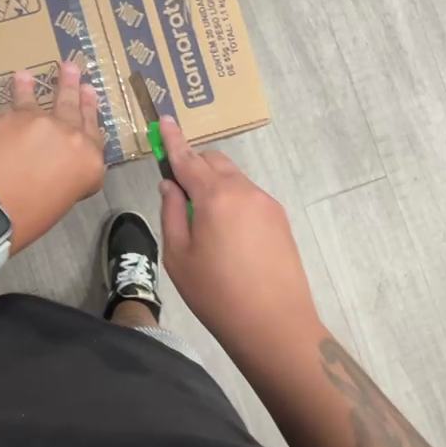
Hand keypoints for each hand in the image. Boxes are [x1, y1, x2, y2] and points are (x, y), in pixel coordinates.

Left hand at [0, 60, 106, 249]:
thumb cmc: (25, 219)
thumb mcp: (59, 201)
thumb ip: (65, 175)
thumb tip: (54, 165)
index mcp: (89, 165)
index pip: (94, 136)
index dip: (91, 116)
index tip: (90, 99)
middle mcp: (73, 138)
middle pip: (77, 111)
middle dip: (77, 91)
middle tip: (78, 73)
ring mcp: (43, 124)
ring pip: (52, 98)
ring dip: (58, 81)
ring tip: (62, 66)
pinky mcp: (13, 117)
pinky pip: (18, 100)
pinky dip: (19, 87)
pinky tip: (19, 78)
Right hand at [158, 117, 321, 356]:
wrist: (274, 325)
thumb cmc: (216, 294)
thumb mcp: (178, 256)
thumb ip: (171, 214)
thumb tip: (171, 186)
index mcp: (215, 197)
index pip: (187, 158)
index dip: (172, 141)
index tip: (164, 121)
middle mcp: (244, 191)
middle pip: (214, 161)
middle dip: (193, 164)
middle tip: (176, 188)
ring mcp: (267, 204)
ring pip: (233, 179)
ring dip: (213, 185)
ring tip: (201, 222)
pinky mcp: (280, 219)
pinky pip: (248, 197)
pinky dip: (230, 200)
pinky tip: (225, 234)